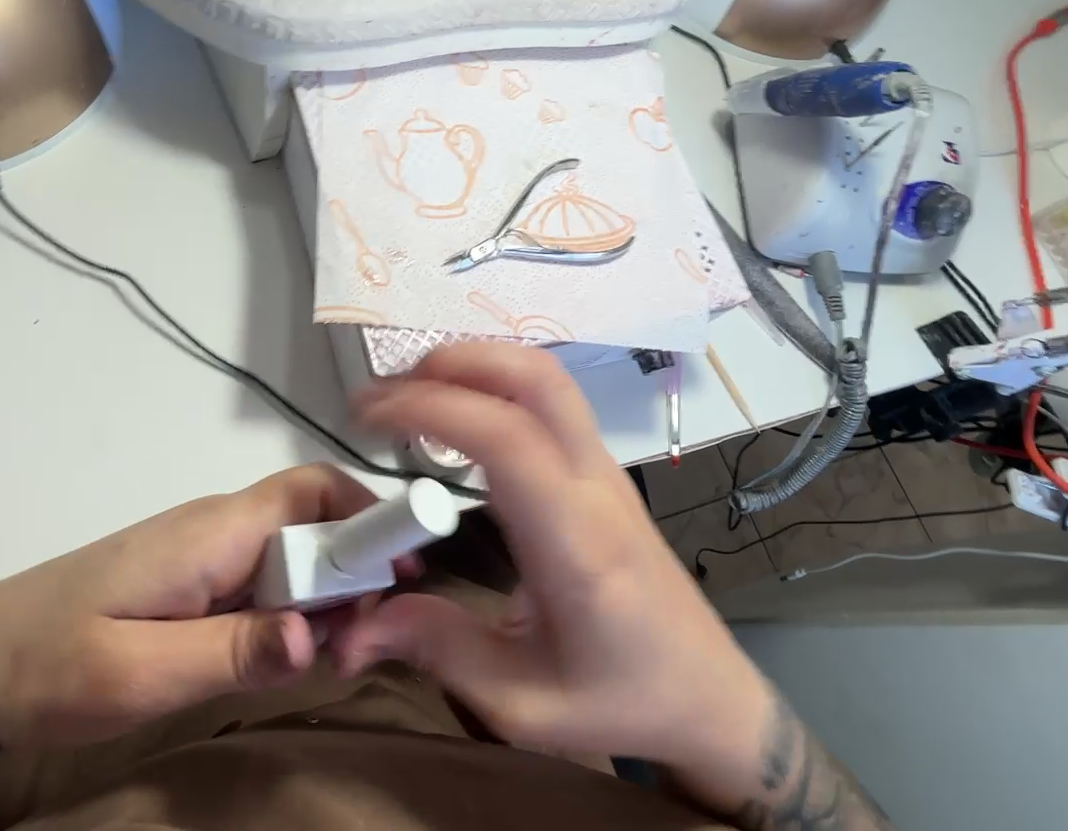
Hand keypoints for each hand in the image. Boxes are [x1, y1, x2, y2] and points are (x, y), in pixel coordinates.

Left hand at [0, 464, 395, 748]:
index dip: (371, 518)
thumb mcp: (137, 672)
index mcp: (212, 532)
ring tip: (331, 659)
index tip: (409, 575)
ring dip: (329, 598)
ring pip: (296, 553)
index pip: (314, 492)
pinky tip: (289, 655)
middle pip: (317, 522)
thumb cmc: (45, 663)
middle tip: (362, 646)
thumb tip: (318, 632)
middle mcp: (218, 529)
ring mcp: (206, 554)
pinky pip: (267, 580)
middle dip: (357, 572)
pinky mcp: (195, 581)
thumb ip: (231, 651)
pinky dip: (295, 612)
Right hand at [334, 344, 777, 813]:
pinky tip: (455, 414)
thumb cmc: (622, 702)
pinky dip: (493, 383)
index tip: (367, 416)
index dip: (430, 407)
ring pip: (545, 377)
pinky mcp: (601, 470)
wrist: (710, 695)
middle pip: (535, 377)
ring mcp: (604, 470)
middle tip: (384, 394)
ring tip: (408, 395)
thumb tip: (357, 624)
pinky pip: (548, 400)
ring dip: (473, 365)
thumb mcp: (522, 703)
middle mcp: (594, 485)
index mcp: (576, 542)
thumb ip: (438, 649)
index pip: (506, 438)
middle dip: (451, 363)